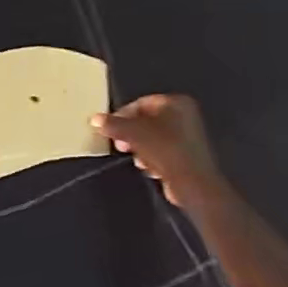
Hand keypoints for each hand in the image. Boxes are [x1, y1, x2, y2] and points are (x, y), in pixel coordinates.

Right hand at [91, 94, 223, 204]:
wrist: (193, 183)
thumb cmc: (166, 150)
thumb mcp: (134, 134)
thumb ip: (113, 124)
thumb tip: (95, 119)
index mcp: (177, 103)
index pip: (141, 103)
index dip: (122, 114)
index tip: (109, 127)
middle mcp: (185, 116)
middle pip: (147, 120)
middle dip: (131, 133)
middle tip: (119, 143)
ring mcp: (188, 136)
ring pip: (152, 137)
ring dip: (140, 147)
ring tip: (135, 158)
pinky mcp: (187, 155)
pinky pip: (162, 151)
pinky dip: (153, 157)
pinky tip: (149, 167)